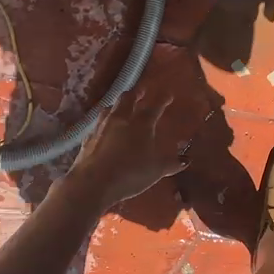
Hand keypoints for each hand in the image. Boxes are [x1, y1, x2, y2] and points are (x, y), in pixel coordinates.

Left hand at [64, 89, 195, 210]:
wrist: (94, 182)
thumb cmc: (131, 174)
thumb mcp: (156, 170)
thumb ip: (171, 163)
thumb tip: (186, 160)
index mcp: (141, 124)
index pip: (154, 108)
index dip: (163, 100)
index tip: (168, 95)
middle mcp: (120, 120)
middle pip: (127, 99)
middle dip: (136, 93)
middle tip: (142, 91)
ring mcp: (101, 127)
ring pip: (109, 108)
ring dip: (117, 104)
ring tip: (121, 104)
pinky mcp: (88, 138)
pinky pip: (97, 124)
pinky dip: (104, 121)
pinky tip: (103, 127)